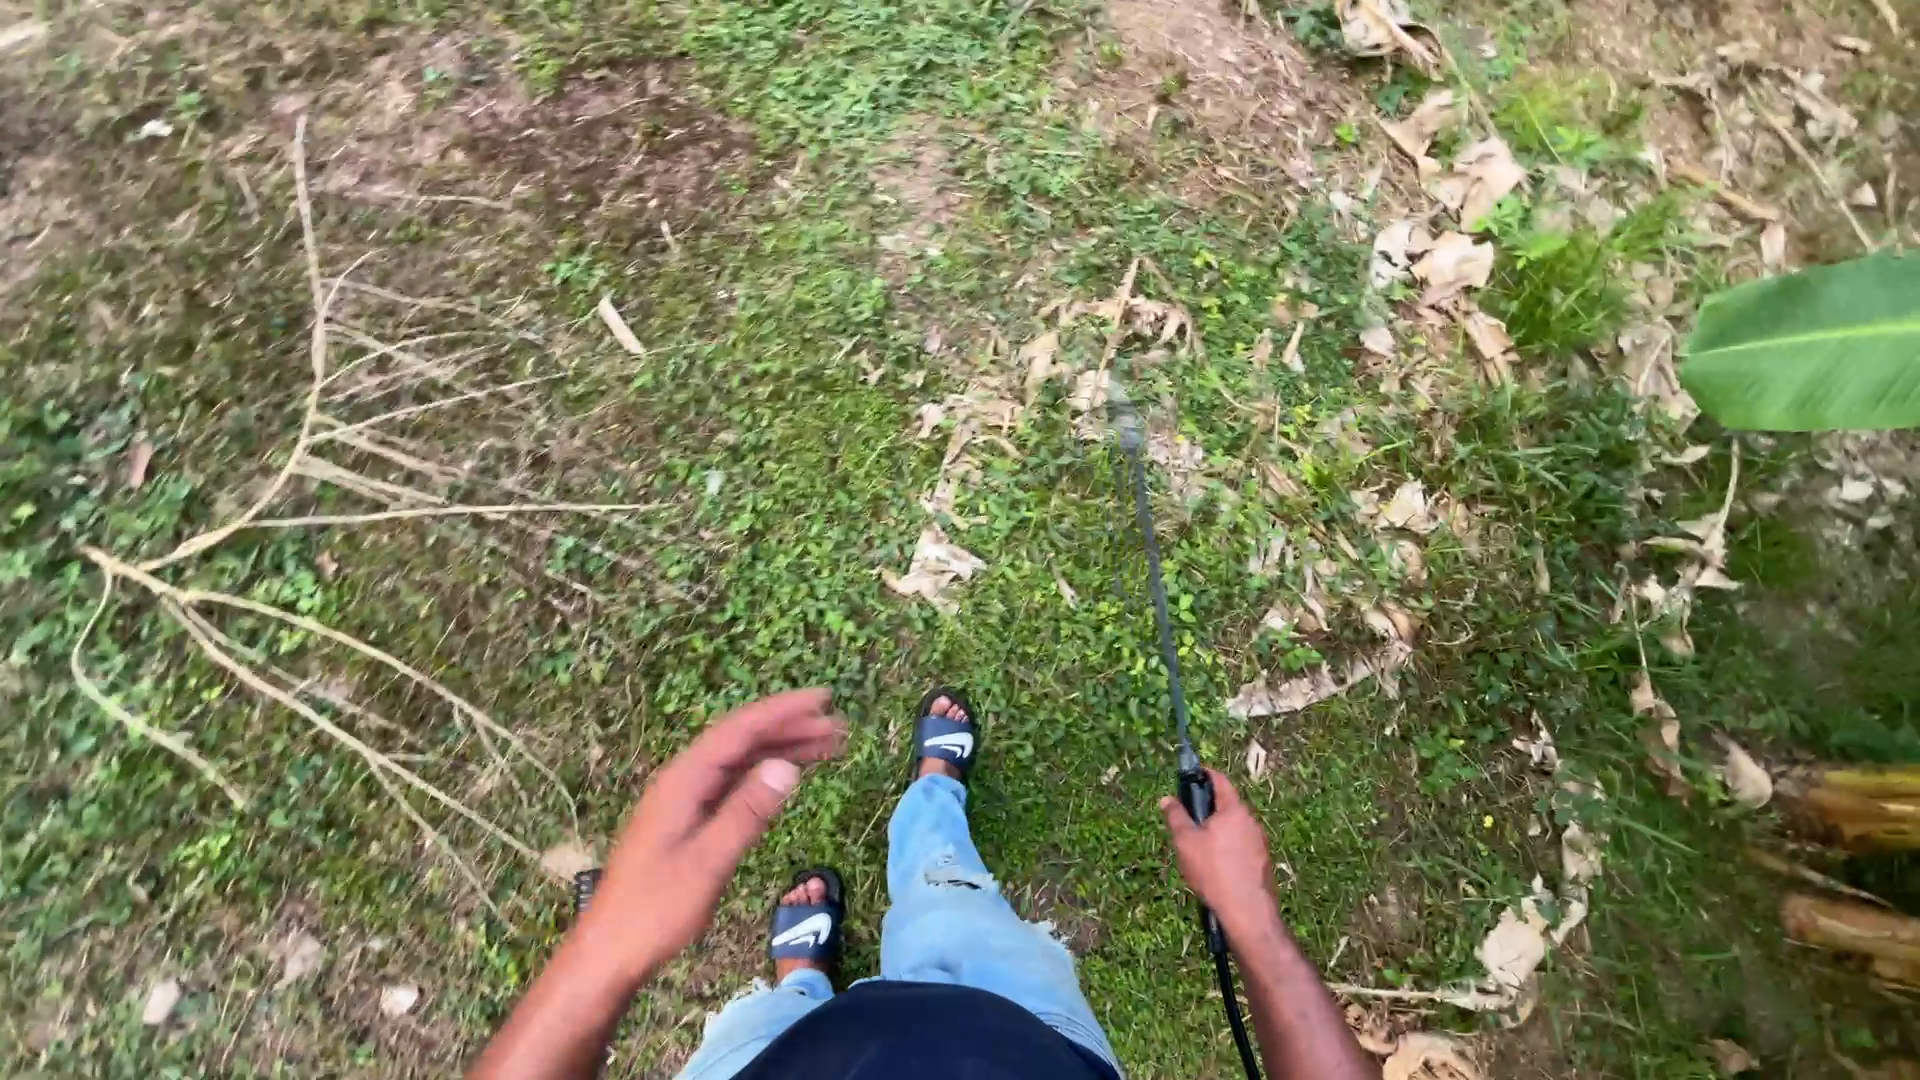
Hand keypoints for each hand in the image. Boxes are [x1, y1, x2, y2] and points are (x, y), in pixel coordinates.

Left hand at [583, 689, 844, 980]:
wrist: (608, 953)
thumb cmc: (655, 911)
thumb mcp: (707, 862)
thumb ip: (746, 812)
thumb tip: (787, 766)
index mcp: (684, 780)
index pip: (741, 730)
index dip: (783, 710)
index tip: (823, 699)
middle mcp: (685, 779)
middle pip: (744, 739)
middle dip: (791, 727)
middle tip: (838, 726)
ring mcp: (687, 798)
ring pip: (742, 759)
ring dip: (783, 748)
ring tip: (828, 746)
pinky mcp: (691, 818)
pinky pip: (736, 781)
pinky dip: (767, 772)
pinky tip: (790, 774)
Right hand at [1160, 768, 1281, 938]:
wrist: (1248, 913)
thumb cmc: (1214, 871)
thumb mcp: (1185, 841)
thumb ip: (1176, 816)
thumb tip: (1167, 799)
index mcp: (1234, 810)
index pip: (1220, 781)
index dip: (1204, 774)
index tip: (1191, 775)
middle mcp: (1251, 822)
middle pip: (1227, 806)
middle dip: (1208, 809)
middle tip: (1188, 820)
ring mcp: (1260, 844)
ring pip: (1234, 828)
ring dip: (1217, 831)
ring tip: (1199, 849)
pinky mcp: (1263, 863)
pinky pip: (1241, 846)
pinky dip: (1227, 848)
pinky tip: (1215, 868)